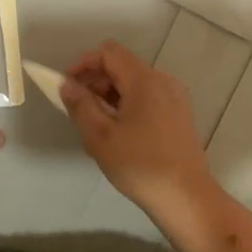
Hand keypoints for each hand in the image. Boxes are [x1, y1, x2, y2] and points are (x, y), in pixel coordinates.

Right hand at [60, 39, 212, 212]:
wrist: (185, 198)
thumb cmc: (139, 165)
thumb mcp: (100, 136)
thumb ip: (80, 105)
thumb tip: (66, 84)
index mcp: (144, 81)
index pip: (109, 53)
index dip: (84, 63)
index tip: (67, 85)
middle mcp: (163, 82)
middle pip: (122, 65)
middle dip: (95, 79)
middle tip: (77, 107)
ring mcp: (174, 98)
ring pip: (133, 82)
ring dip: (109, 93)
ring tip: (94, 122)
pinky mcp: (178, 115)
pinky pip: (146, 97)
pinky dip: (126, 103)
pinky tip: (117, 131)